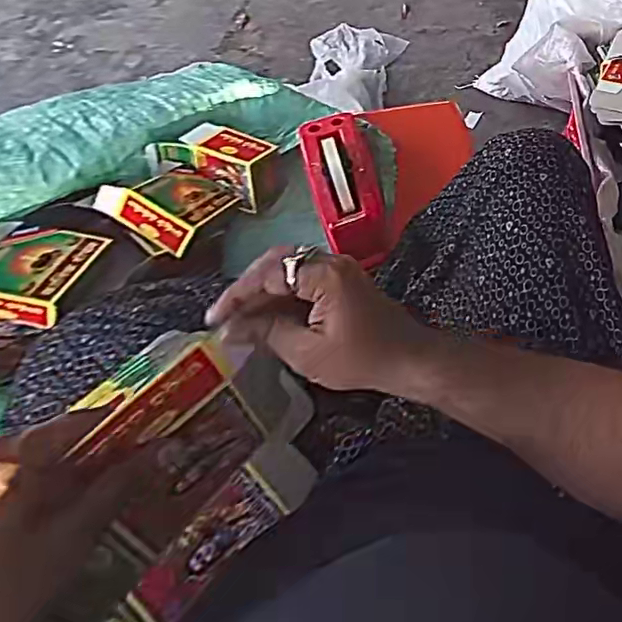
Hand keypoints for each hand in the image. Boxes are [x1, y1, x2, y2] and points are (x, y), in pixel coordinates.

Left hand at [0, 412, 150, 621]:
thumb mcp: (66, 544)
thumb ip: (117, 488)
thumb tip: (164, 447)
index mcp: (2, 455)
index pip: (80, 421)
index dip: (123, 430)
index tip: (150, 440)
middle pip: (43, 452)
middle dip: (83, 468)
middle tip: (114, 491)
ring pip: (7, 482)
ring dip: (42, 496)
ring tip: (68, 529)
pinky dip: (2, 520)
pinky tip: (12, 557)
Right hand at [207, 246, 440, 393]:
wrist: (407, 357)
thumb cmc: (360, 359)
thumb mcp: (307, 353)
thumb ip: (268, 333)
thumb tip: (231, 328)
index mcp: (325, 274)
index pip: (270, 273)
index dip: (238, 294)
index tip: (215, 318)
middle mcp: (332, 262)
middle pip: (278, 262)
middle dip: (247, 288)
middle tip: (223, 316)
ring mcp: (338, 269)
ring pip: (289, 269)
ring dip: (262, 291)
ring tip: (238, 319)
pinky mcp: (341, 280)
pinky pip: (303, 278)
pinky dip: (281, 295)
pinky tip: (264, 317)